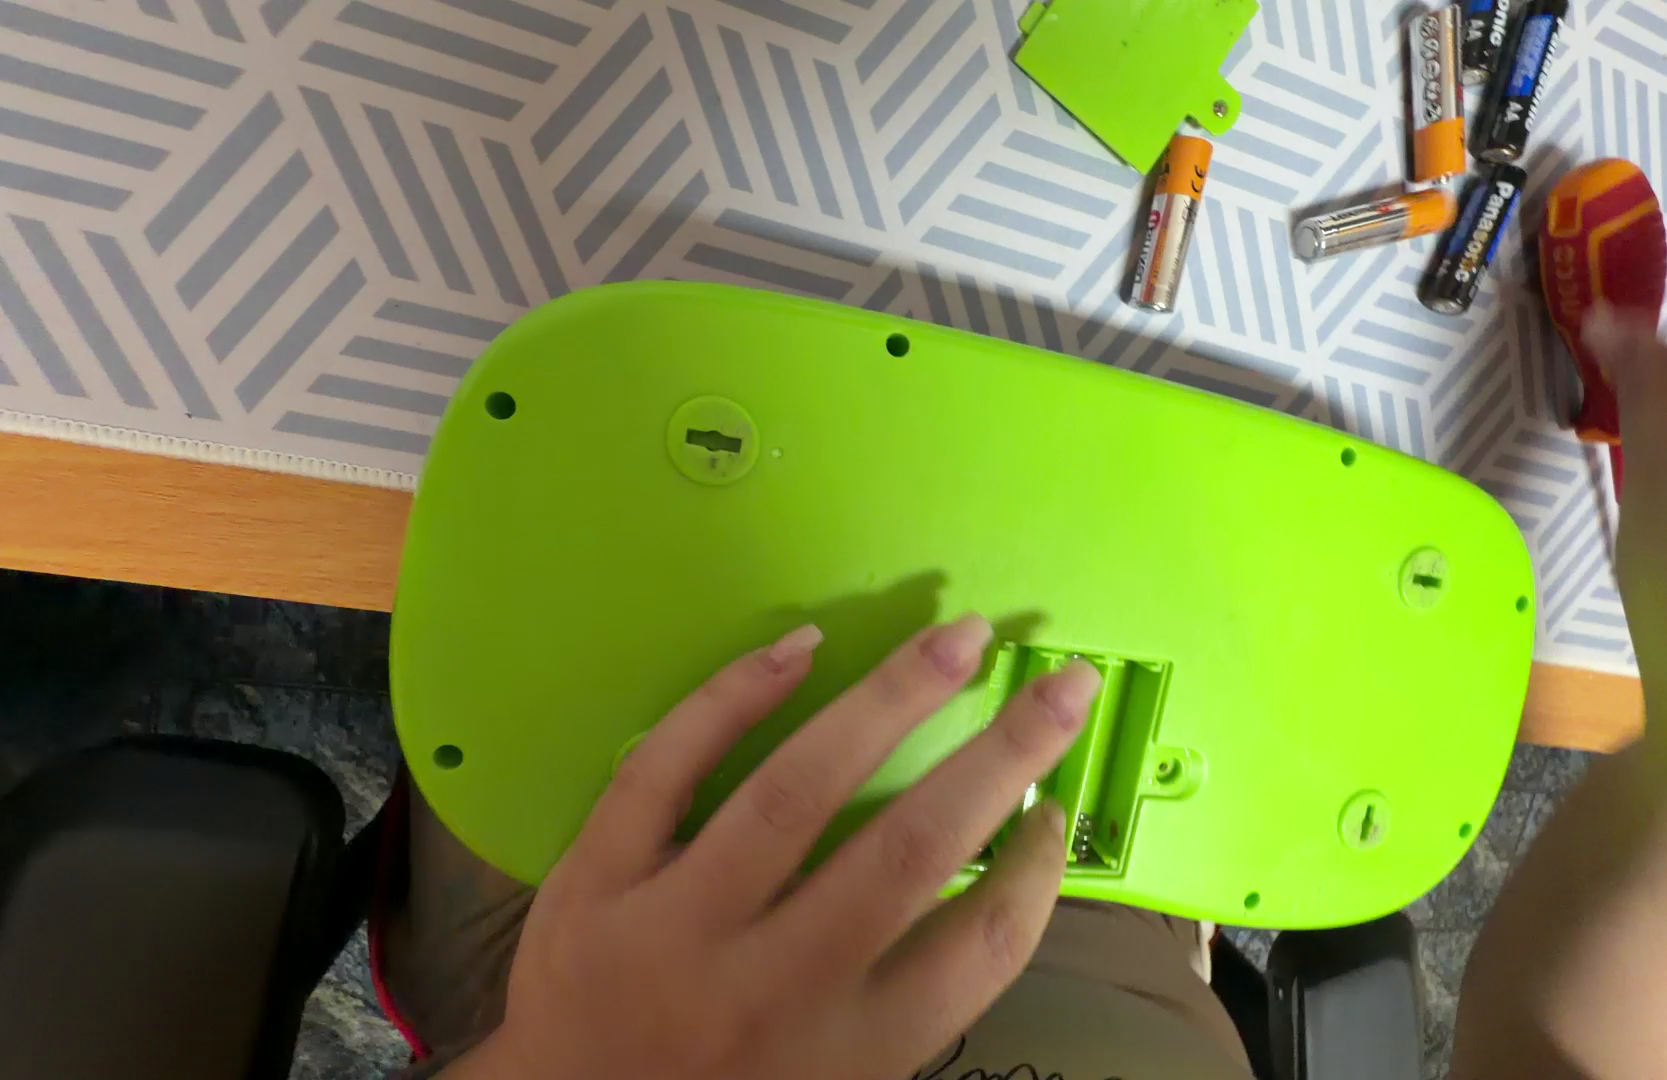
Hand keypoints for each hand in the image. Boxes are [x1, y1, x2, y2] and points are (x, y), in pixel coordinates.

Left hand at [446, 614, 1095, 1079]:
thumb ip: (910, 996)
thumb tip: (994, 858)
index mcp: (844, 1055)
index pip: (976, 951)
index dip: (1034, 871)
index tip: (1053, 809)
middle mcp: (769, 991)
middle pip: (907, 850)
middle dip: (1004, 754)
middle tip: (1063, 684)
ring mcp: (672, 927)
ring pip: (796, 789)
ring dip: (892, 697)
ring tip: (958, 638)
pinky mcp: (593, 881)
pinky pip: (666, 766)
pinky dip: (736, 696)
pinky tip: (802, 646)